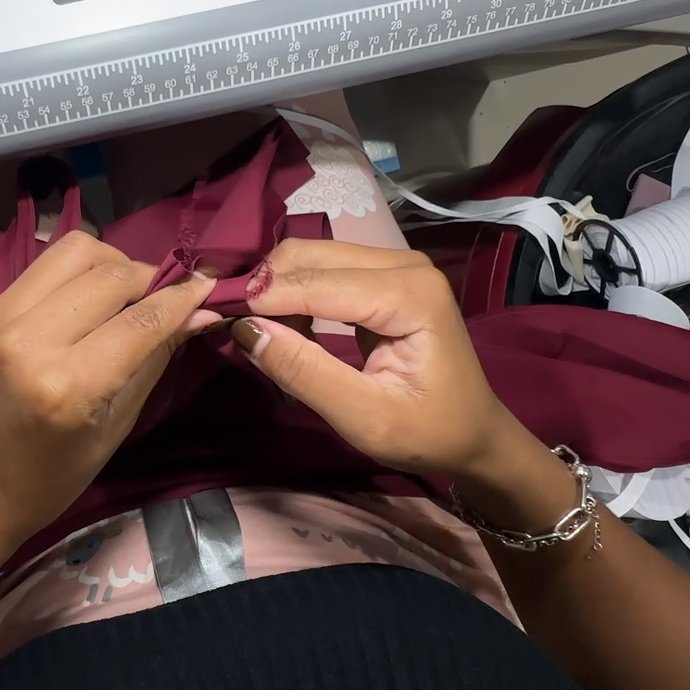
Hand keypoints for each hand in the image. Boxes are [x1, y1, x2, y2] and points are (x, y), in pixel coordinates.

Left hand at [0, 231, 219, 558]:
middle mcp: (32, 340)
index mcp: (68, 386)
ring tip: (126, 294)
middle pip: (111, 273)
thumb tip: (201, 314)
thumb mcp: (114, 428)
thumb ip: (156, 359)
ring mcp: (3, 317)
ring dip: (114, 263)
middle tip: (168, 297)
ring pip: (77, 250)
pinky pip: (47, 264)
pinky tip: (90, 298)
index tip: (209, 287)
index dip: (184, 298)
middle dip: (152, 278)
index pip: (142, 320)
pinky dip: (79, 271)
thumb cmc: (48, 480)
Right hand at [233, 239, 518, 476]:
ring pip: (310, 256)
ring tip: (257, 330)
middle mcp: (404, 263)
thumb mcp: (364, 418)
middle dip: (264, 287)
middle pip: (308, 255)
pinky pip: (322, 267)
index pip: (316, 284)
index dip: (263, 299)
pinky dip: (292, 290)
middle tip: (230, 325)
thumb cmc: (427, 432)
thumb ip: (304, 372)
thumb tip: (245, 330)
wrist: (473, 434)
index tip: (216, 318)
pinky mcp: (383, 273)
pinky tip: (284, 324)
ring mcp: (394, 263)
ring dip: (275, 287)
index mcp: (410, 294)